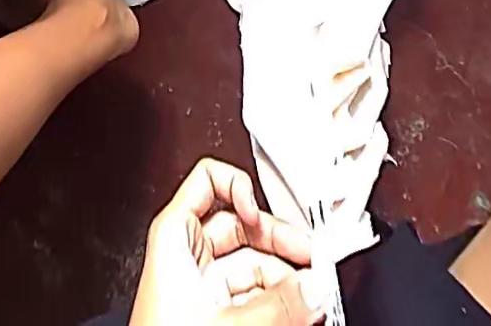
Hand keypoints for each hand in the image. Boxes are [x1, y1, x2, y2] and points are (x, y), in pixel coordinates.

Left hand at [129, 158, 328, 325]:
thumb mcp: (226, 323)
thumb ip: (278, 304)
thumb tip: (315, 285)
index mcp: (176, 238)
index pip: (209, 180)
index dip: (240, 185)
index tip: (264, 211)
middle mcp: (186, 257)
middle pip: (240, 224)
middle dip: (279, 239)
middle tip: (310, 255)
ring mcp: (198, 289)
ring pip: (250, 262)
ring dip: (284, 274)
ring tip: (312, 290)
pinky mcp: (208, 318)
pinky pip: (249, 294)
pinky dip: (275, 300)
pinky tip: (297, 311)